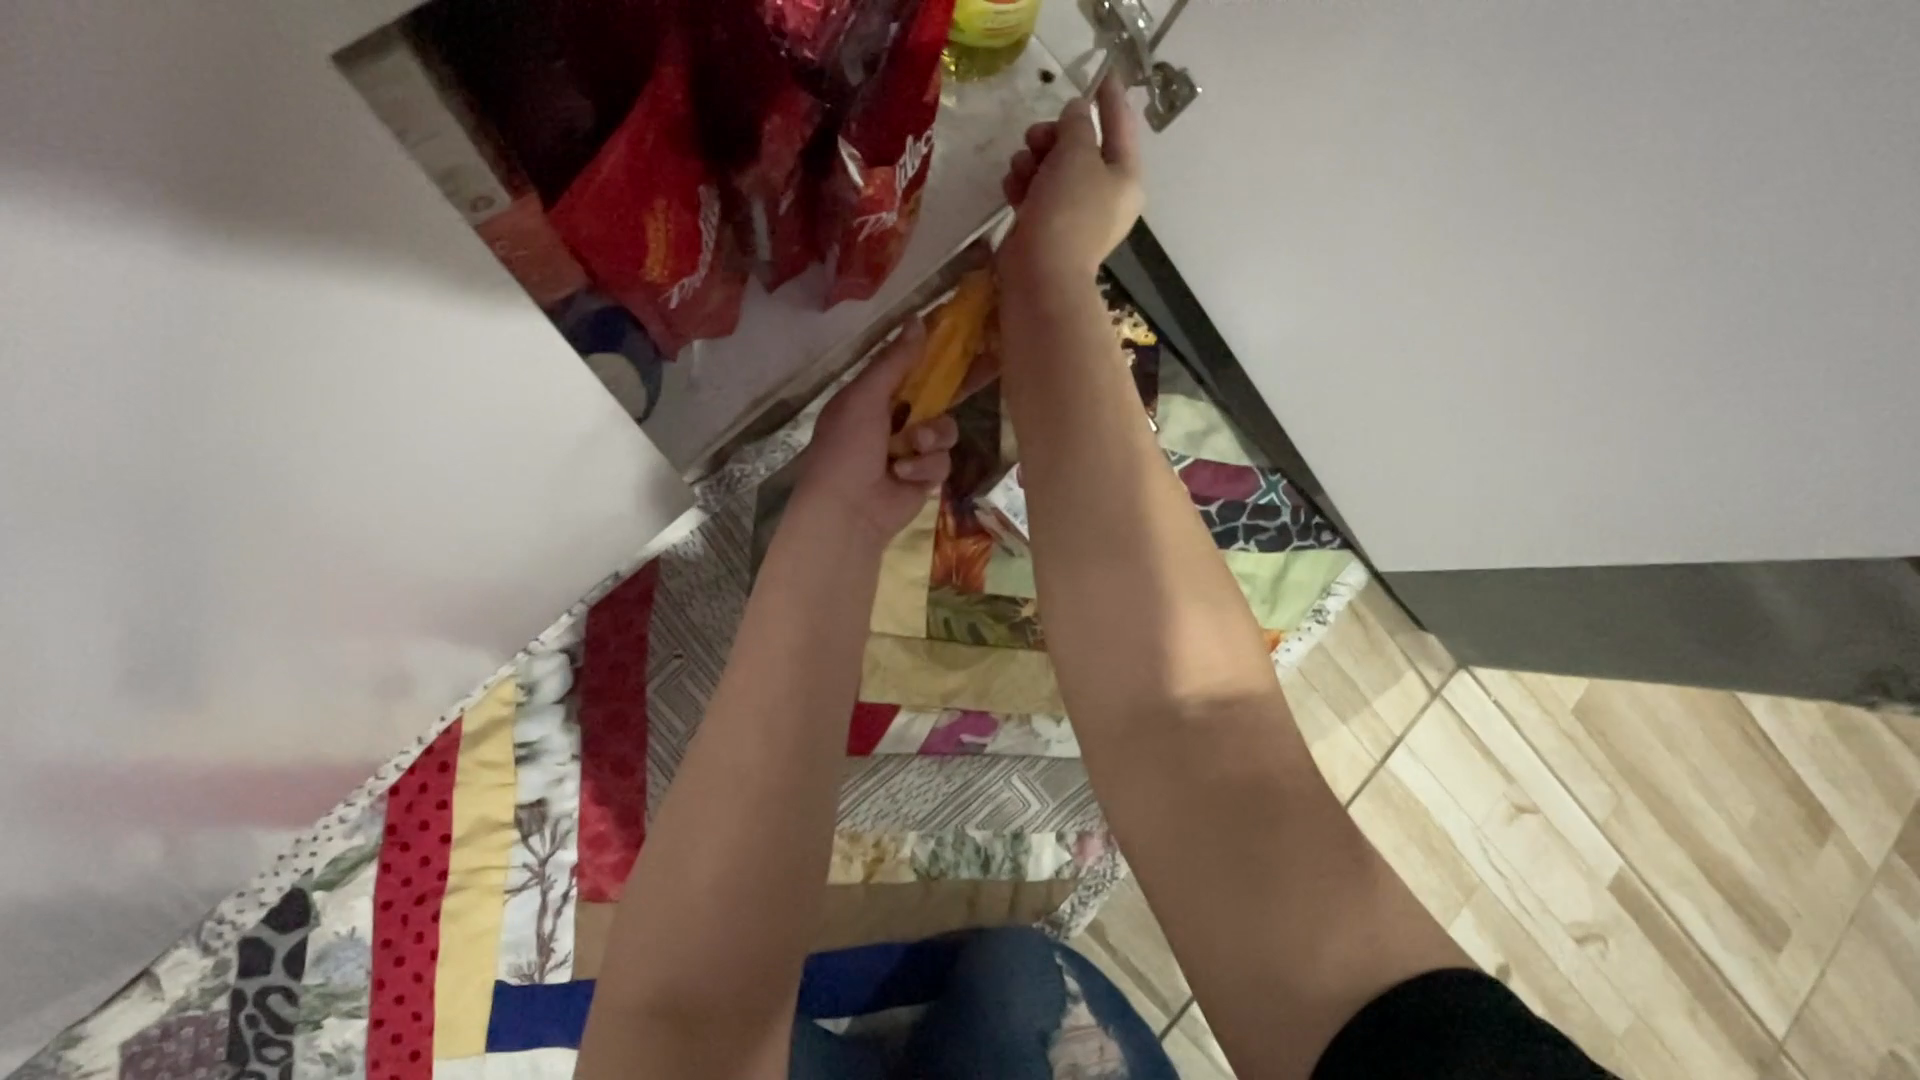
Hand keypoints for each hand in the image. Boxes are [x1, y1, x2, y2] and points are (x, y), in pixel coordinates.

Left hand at [794, 320, 958, 546]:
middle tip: (992, 362)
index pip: (912, 365)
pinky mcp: (925, 475)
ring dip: (931, 437)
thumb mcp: (865, 397)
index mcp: (875, 395)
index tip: (967, 334)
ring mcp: (912, 448)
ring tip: (911, 448)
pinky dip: (925, 467)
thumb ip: (895, 362)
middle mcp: (895, 418)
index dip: (937, 352)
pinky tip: (903, 476)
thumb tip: (918, 319)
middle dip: (958, 384)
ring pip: (946, 428)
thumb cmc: (846, 448)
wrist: (848, 510)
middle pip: (939, 394)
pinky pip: (942, 460)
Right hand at [998, 75, 1143, 283]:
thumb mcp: (1077, 155)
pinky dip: (1023, 185)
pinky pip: (1035, 193)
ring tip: (1020, 167)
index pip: (1121, 126)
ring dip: (1032, 160)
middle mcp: (1104, 196)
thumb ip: (1077, 125)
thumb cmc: (1067, 212)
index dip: (1110, 98)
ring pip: (1052, 169)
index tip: (1103, 74)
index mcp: (1125, 178)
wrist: (1041, 276)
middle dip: (1054, 136)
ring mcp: (1074, 214)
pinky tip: (1011, 188)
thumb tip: (1076, 113)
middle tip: (1035, 136)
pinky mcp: (1047, 229)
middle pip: (1080, 147)